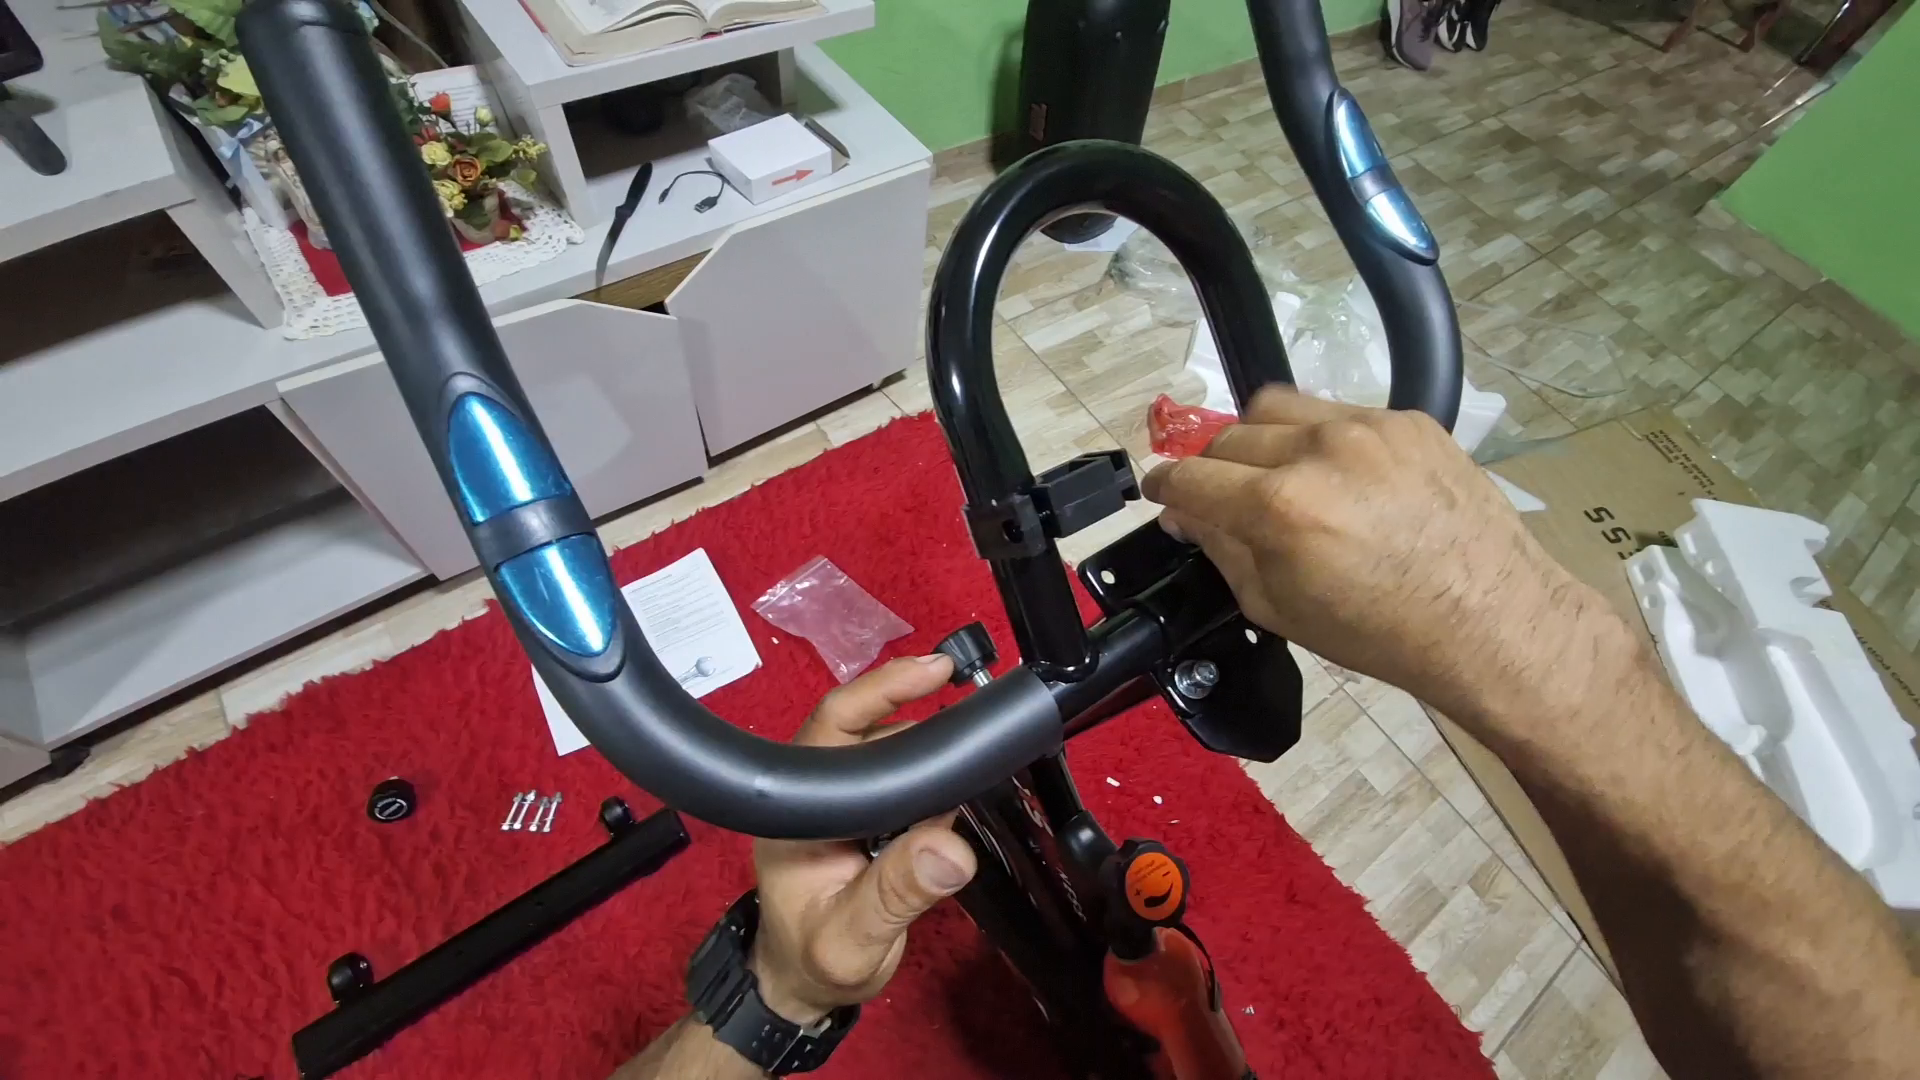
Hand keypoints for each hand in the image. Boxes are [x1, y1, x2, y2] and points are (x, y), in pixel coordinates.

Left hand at [747, 656, 978, 1024]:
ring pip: (889, 743)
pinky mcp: (871, 809)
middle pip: (866, 723)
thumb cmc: (817, 961)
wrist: (808, 983)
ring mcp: (844, 797)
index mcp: (797, 807)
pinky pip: (905, 773)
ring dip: (931, 733)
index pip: (834, 725)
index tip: (935, 672)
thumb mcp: (851, 940)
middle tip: (973, 698)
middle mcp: (817, 789)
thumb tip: (951, 848)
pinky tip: (964, 769)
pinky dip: (934, 765)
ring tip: (978, 733)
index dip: (882, 692)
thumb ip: (894, 894)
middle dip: (917, 700)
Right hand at [1141, 387, 1622, 721]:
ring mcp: (1367, 427)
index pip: (1188, 477)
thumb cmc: (1373, 631)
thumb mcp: (1273, 604)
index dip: (1162, 485)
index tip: (1159, 492)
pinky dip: (1316, 440)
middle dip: (1212, 468)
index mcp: (1278, 507)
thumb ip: (1219, 548)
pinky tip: (1339, 476)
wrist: (1489, 620)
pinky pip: (1333, 413)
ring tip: (1277, 473)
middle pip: (1225, 436)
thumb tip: (1184, 512)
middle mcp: (1317, 452)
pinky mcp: (1408, 419)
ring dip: (1258, 439)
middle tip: (1224, 498)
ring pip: (1274, 407)